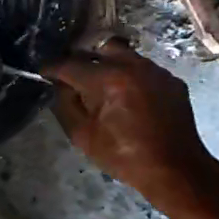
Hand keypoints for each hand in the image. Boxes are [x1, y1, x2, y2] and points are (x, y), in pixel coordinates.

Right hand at [47, 41, 218, 207]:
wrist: (176, 169)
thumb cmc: (124, 157)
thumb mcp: (83, 136)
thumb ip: (65, 106)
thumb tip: (60, 86)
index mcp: (109, 80)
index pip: (71, 65)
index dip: (52, 68)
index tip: (43, 72)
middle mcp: (134, 66)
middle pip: (98, 49)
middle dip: (81, 60)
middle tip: (72, 77)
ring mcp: (156, 71)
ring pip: (123, 55)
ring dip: (107, 66)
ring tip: (100, 86)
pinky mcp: (171, 80)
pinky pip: (143, 69)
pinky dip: (129, 77)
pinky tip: (126, 97)